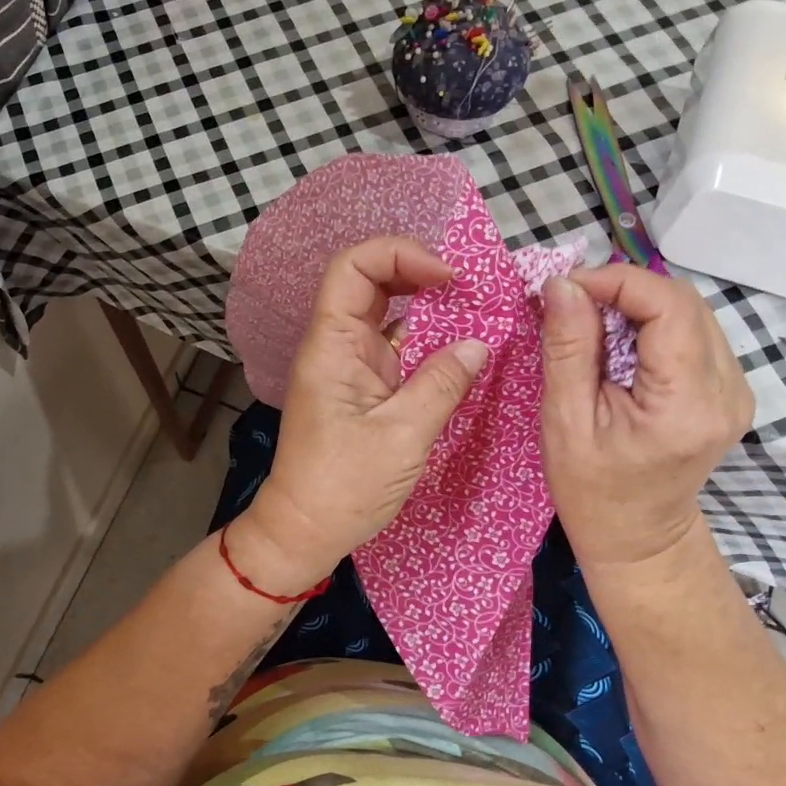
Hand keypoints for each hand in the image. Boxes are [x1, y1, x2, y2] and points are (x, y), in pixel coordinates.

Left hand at [233, 236, 490, 592]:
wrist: (304, 530)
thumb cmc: (343, 486)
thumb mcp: (402, 436)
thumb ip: (442, 384)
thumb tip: (480, 344)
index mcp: (332, 345)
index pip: (353, 267)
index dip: (399, 254)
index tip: (448, 277)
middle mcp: (338, 346)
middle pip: (372, 282)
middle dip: (421, 273)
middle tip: (471, 289)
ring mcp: (351, 366)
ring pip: (388, 314)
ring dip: (430, 308)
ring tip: (478, 311)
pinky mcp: (365, 389)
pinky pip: (397, 349)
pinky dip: (429, 343)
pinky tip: (463, 348)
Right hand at [537, 266, 753, 569]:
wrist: (637, 535)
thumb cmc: (591, 488)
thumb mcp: (565, 421)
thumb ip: (569, 349)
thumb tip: (562, 284)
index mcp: (687, 403)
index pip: (668, 307)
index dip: (616, 281)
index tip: (565, 287)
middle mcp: (727, 389)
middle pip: (684, 302)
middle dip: (623, 289)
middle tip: (570, 303)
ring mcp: (736, 388)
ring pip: (690, 312)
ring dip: (636, 304)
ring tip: (589, 322)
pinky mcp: (729, 388)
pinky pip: (693, 332)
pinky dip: (651, 324)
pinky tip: (619, 344)